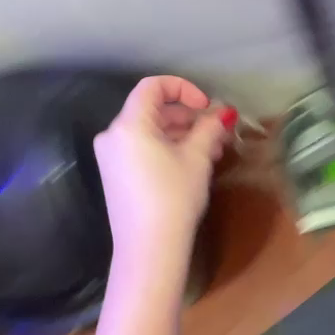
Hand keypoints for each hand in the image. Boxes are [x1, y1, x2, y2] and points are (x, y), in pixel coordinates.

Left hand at [92, 76, 229, 273]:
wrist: (149, 248)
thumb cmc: (173, 197)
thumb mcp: (197, 159)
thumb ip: (209, 128)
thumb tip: (222, 113)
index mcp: (129, 124)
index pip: (153, 86)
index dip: (184, 89)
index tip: (207, 107)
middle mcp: (113, 135)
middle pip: (152, 110)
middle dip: (188, 117)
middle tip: (218, 133)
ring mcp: (111, 157)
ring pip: (150, 132)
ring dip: (181, 135)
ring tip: (212, 151)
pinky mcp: (116, 176)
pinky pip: (142, 149)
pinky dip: (166, 149)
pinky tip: (191, 165)